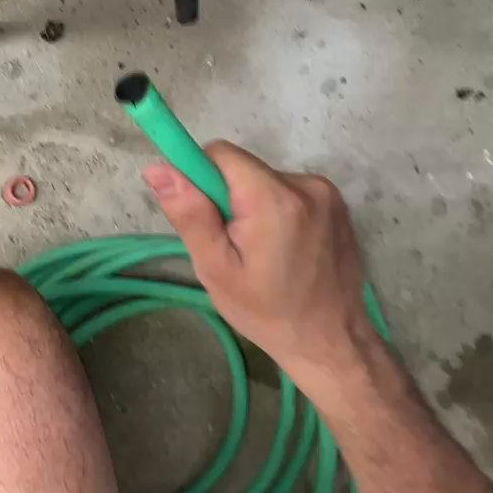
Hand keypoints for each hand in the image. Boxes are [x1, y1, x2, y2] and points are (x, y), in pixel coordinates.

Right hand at [143, 141, 382, 382]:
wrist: (329, 338)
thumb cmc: (264, 309)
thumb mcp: (214, 267)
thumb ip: (189, 213)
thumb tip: (156, 168)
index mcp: (274, 199)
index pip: (220, 154)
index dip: (198, 179)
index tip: (200, 216)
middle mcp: (306, 184)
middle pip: (241, 168)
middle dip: (224, 198)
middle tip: (228, 246)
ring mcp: (327, 192)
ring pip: (261, 180)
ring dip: (248, 206)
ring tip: (255, 251)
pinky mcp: (336, 203)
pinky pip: (285, 191)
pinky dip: (271, 211)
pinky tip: (278, 248)